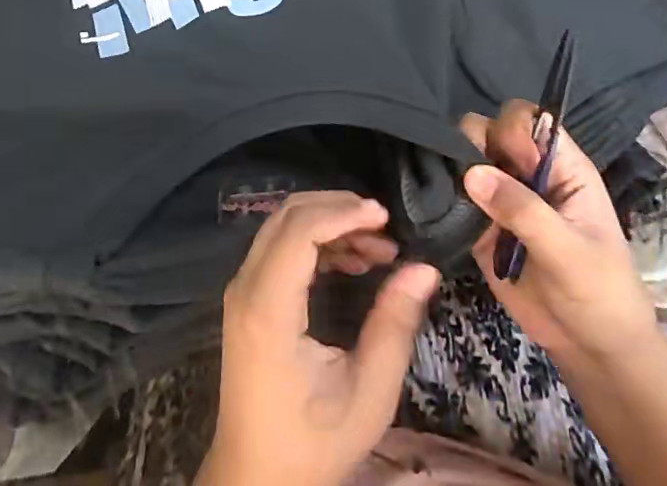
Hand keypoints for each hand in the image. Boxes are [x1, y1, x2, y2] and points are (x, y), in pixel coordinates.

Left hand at [198, 192, 439, 485]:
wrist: (255, 477)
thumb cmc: (312, 441)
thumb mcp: (367, 394)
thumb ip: (393, 325)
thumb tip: (424, 268)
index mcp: (268, 310)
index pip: (298, 231)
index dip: (342, 213)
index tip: (384, 217)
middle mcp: (246, 288)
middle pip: (288, 215)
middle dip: (339, 208)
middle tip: (384, 226)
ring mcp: (242, 290)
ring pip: (283, 225)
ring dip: (331, 223)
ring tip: (377, 248)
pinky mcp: (248, 297)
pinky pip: (281, 245)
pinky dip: (318, 240)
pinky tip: (352, 261)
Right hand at [459, 101, 658, 370]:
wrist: (591, 348)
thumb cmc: (599, 293)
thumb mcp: (569, 252)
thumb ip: (524, 211)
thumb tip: (472, 173)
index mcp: (562, 167)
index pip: (531, 120)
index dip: (512, 130)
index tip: (503, 159)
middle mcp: (529, 173)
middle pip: (492, 131)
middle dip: (475, 143)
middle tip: (469, 179)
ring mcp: (503, 198)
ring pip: (469, 159)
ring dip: (454, 166)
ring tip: (448, 192)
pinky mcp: (481, 225)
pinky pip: (456, 197)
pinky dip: (443, 196)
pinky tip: (436, 207)